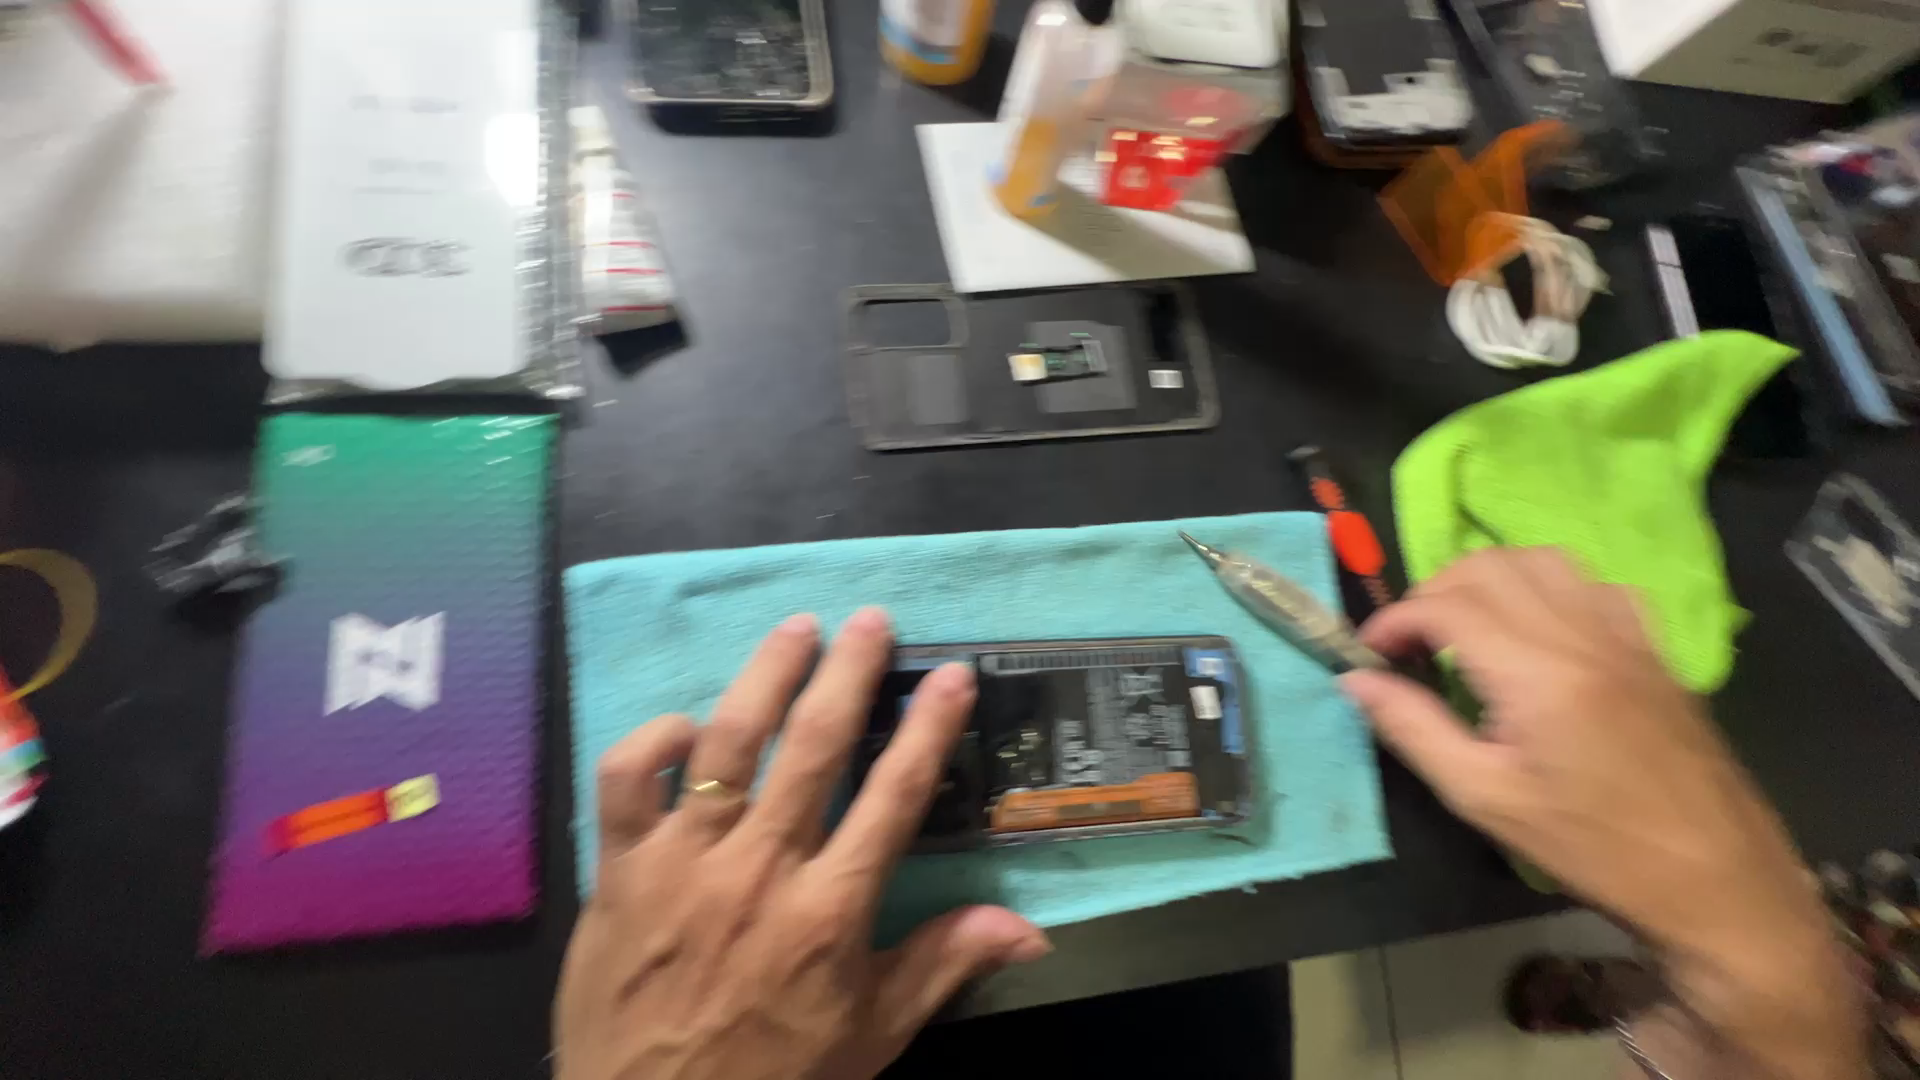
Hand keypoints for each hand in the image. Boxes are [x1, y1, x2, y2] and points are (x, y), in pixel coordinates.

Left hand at [555, 608, 1050, 1079]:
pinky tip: (689, 725)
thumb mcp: (873, 1033)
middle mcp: (758, 868)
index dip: (929, 727)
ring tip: (798, 629)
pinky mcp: (620, 868)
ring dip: (766, 676)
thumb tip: (1034, 929)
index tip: (950, 674)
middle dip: (848, 673)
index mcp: (828, 910)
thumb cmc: (774, 1075)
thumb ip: (947, 963)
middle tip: (871, 619)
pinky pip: (626, 779)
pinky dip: (654, 738)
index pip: (893, 796)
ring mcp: (682, 861)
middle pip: (812, 746)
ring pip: (725, 743)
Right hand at [1341, 548, 1863, 1079]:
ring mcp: (1626, 639)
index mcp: (1537, 675)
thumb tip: (1353, 680)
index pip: (1444, 606)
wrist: (1723, 886)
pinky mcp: (1653, 651)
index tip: (1368, 655)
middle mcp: (1583, 639)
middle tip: (1411, 643)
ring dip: (1483, 579)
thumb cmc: (1591, 847)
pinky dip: (1544, 586)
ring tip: (1461, 626)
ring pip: (1539, 561)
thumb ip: (1410, 727)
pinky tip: (1531, 628)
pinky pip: (1591, 583)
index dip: (1391, 620)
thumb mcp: (1481, 797)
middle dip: (1429, 593)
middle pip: (1485, 567)